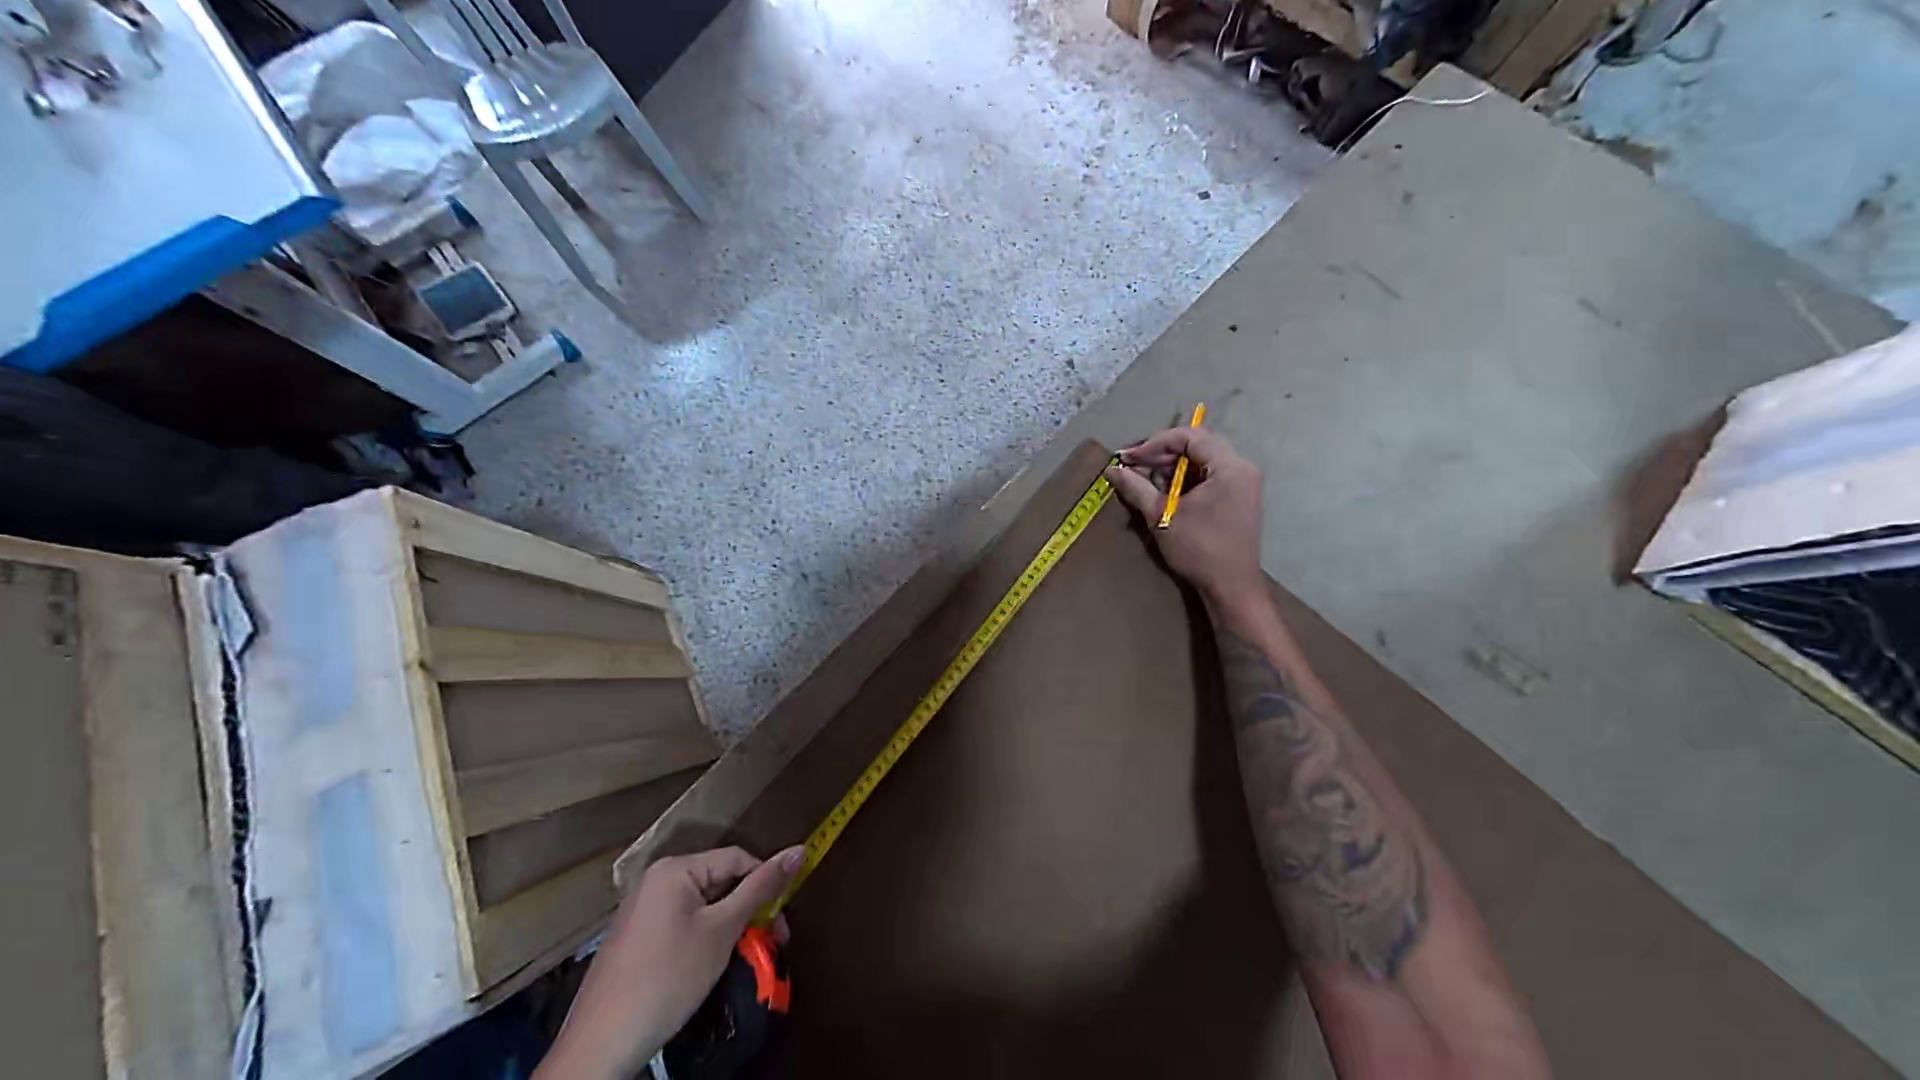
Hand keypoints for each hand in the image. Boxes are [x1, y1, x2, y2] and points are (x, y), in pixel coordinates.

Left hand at [535, 845, 805, 1079]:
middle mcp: (656, 878)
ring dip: (728, 926)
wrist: (600, 1044)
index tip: (782, 925)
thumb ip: (760, 888)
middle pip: (719, 881)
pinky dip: (703, 937)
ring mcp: (642, 908)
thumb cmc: (669, 977)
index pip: (738, 859)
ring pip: (703, 904)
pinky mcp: (635, 936)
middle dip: (748, 910)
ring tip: (741, 956)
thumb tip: (799, 849)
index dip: (766, 885)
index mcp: (676, 868)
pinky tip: (709, 965)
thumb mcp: (722, 930)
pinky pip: (682, 922)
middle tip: (769, 944)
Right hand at [1105, 426, 1264, 603]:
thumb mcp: (1161, 516)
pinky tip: (1164, 492)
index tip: (1130, 458)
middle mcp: (1242, 468)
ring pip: (1202, 460)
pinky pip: (1209, 476)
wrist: (1231, 587)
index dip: (1156, 443)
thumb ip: (1136, 488)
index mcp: (1230, 467)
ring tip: (1144, 480)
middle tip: (1133, 466)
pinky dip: (1185, 479)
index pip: (1190, 437)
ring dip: (1172, 467)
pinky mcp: (1239, 497)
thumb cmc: (1198, 550)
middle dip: (1162, 453)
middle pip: (1198, 445)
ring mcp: (1243, 483)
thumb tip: (1112, 470)